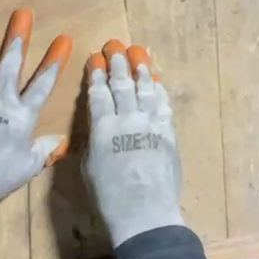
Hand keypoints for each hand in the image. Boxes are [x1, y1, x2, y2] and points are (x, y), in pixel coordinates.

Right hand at [83, 41, 185, 246]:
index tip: (96, 60)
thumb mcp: (90, 168)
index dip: (97, 75)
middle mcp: (127, 119)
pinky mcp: (168, 132)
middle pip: (122, 85)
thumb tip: (97, 126)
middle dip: (118, 65)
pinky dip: (159, 92)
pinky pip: (164, 105)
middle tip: (116, 48)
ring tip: (138, 58)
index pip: (99, 94)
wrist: (144, 211)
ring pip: (145, 90)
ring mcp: (150, 123)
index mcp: (103, 128)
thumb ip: (93, 141)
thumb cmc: (109, 197)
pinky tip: (157, 84)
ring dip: (141, 73)